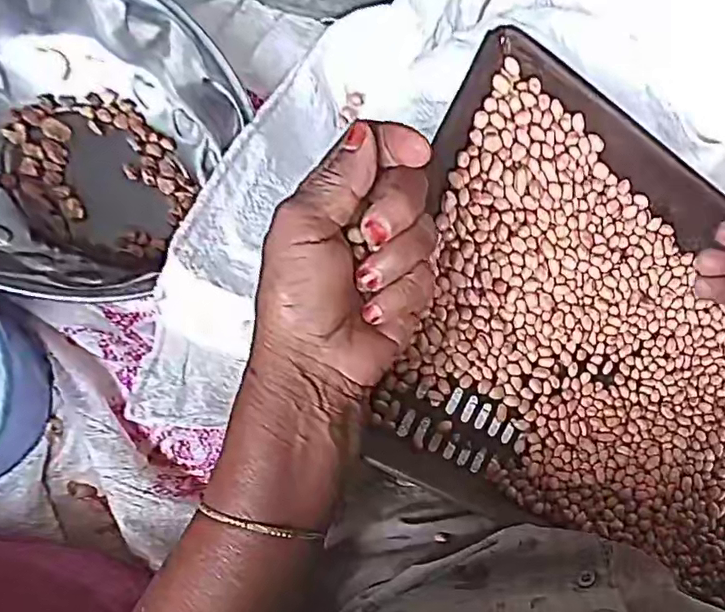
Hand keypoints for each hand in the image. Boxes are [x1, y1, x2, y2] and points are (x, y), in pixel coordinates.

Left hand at [251, 120, 437, 406]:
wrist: (318, 360)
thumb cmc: (296, 303)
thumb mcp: (300, 225)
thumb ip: (336, 179)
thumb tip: (364, 138)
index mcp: (336, 197)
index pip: (377, 152)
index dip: (399, 145)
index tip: (413, 151)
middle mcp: (368, 223)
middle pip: (411, 190)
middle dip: (392, 215)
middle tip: (365, 238)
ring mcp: (394, 258)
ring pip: (424, 238)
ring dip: (391, 266)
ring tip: (362, 286)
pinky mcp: (413, 292)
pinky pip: (428, 279)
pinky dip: (400, 297)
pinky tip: (375, 308)